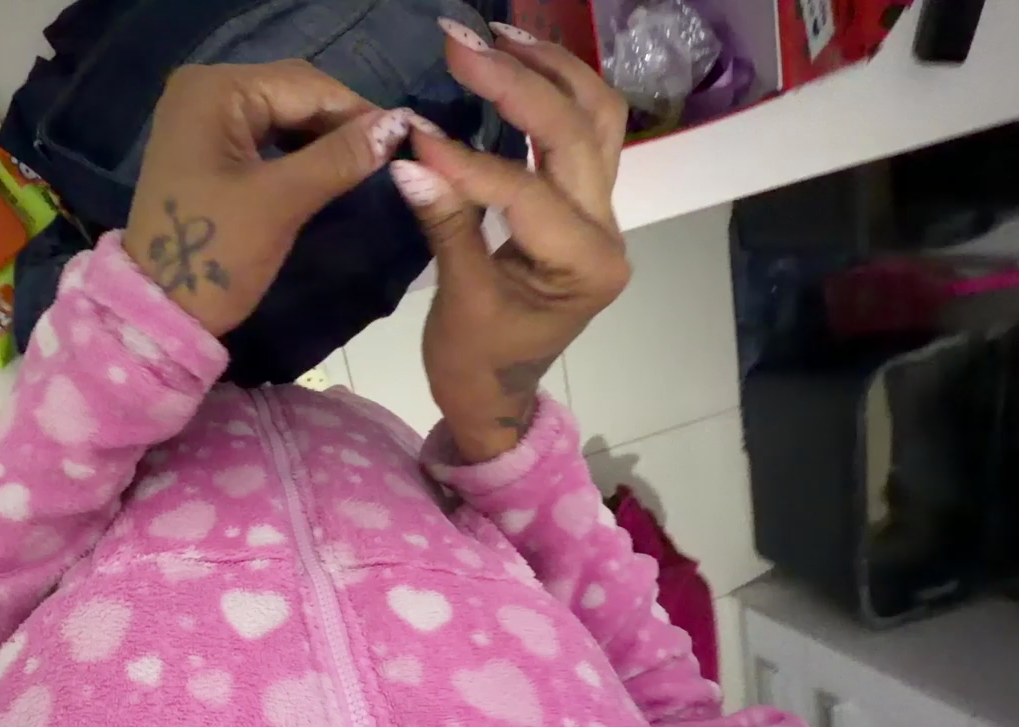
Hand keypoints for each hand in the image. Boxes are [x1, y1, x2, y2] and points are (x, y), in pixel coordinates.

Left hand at [127, 61, 420, 336]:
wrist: (160, 313)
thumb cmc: (217, 256)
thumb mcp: (280, 203)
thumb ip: (338, 159)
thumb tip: (397, 125)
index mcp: (214, 91)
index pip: (304, 84)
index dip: (358, 110)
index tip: (406, 135)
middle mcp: (203, 93)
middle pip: (290, 94)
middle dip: (340, 122)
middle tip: (388, 153)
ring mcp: (200, 124)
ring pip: (279, 118)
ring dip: (321, 139)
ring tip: (363, 163)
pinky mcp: (204, 155)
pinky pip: (262, 141)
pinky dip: (295, 154)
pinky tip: (325, 170)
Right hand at [395, 20, 632, 462]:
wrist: (494, 399)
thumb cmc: (475, 367)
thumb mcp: (459, 302)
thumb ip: (446, 225)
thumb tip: (410, 158)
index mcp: (587, 267)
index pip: (527, 193)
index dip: (467, 161)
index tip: (412, 131)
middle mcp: (608, 232)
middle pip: (580, 130)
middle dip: (521, 81)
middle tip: (460, 44)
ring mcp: (600, 218)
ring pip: (594, 121)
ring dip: (549, 71)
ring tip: (497, 36)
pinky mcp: (580, 212)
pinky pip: (579, 138)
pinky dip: (550, 97)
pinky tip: (515, 68)